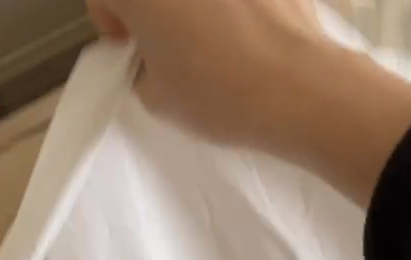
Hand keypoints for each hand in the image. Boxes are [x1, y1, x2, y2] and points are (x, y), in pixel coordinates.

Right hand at [87, 0, 410, 203]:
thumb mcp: (159, 101)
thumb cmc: (222, 93)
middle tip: (167, 46)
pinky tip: (243, 35)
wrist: (298, 87)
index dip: (112, 20)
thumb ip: (141, 70)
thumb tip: (151, 59)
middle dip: (153, 10)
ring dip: (192, 9)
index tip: (127, 45)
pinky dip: (232, 9)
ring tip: (211, 44)